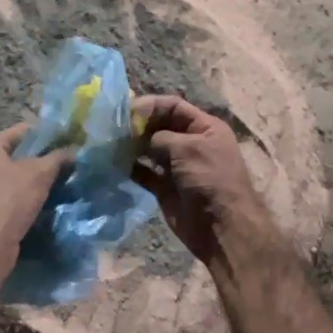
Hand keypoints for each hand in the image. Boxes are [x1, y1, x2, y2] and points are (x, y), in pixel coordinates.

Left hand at [0, 124, 70, 279]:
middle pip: (19, 158)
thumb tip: (74, 150)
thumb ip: (57, 158)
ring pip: (18, 182)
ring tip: (68, 187)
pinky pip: (14, 202)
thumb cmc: (8, 200)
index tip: (71, 142)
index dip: (48, 135)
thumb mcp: (38, 173)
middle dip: (45, 163)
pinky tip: (52, 208)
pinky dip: (31, 204)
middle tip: (73, 167)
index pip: (23, 132)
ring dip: (40, 186)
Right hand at [130, 95, 268, 264]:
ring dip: (132, 146)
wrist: (221, 227)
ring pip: (150, 150)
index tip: (126, 110)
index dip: (151, 106)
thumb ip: (160, 137)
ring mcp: (178, 167)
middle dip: (138, 126)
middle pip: (159, 127)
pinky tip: (115, 163)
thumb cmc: (209, 179)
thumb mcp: (187, 148)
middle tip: (113, 128)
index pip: (174, 107)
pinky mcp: (165, 188)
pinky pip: (145, 173)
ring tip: (110, 144)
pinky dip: (132, 168)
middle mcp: (191, 144)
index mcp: (204, 128)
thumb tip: (140, 139)